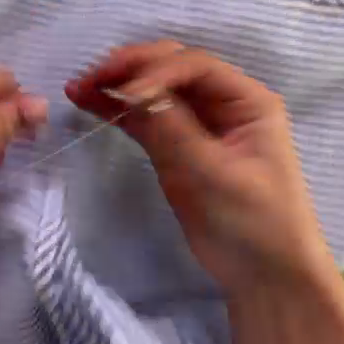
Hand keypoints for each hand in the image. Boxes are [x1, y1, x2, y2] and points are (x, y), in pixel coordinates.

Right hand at [66, 42, 335, 295]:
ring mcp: (196, 122)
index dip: (155, 71)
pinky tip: (85, 99)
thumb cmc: (254, 222)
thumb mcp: (213, 173)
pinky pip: (141, 116)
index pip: (194, 66)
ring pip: (150, 89)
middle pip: (169, 67)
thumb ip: (172, 128)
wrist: (265, 277)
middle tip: (92, 77)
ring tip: (78, 85)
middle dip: (130, 68)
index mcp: (247, 100)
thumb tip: (130, 89)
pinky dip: (115, 107)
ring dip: (116, 83)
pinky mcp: (174, 144)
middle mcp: (221, 102)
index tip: (122, 93)